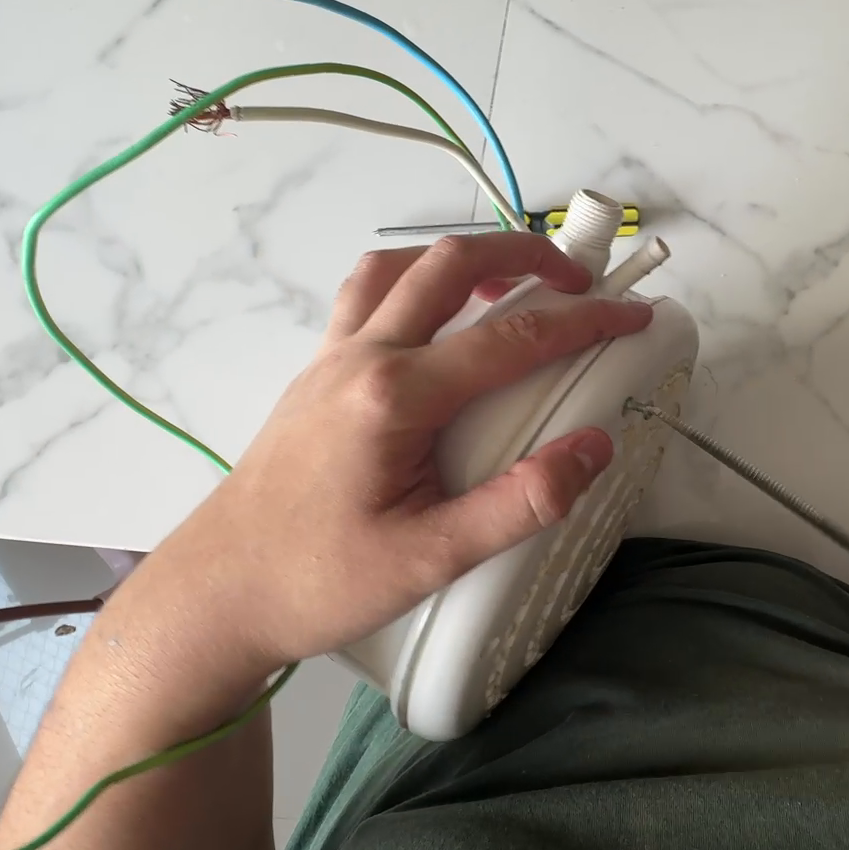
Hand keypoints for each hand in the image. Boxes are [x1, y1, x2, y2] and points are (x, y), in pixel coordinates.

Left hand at [146, 232, 653, 671]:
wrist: (215, 595)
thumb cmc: (320, 582)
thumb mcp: (433, 559)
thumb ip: (522, 503)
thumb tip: (595, 446)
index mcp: (396, 396)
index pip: (510, 338)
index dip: (583, 321)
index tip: (633, 314)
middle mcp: (361, 356)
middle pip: (449, 264)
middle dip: (524, 254)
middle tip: (576, 281)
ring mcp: (331, 358)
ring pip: (398, 266)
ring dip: (463, 259)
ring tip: (509, 286)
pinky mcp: (317, 373)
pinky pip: (368, 295)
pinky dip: (416, 283)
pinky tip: (438, 325)